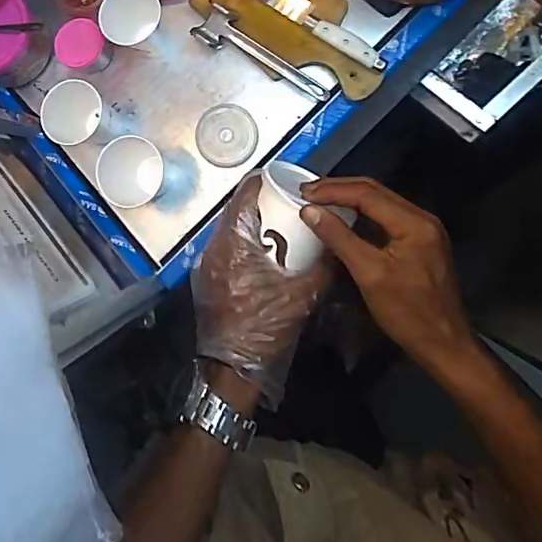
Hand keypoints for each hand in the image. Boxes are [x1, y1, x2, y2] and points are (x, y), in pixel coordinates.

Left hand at [192, 175, 333, 386]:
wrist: (230, 364)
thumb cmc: (265, 327)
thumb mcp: (301, 297)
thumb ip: (320, 268)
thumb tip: (336, 246)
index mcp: (233, 243)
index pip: (242, 199)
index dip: (259, 183)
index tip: (277, 177)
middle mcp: (213, 246)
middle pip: (233, 211)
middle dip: (256, 202)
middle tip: (282, 198)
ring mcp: (205, 261)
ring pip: (226, 229)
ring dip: (248, 222)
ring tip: (274, 220)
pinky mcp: (205, 275)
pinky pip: (222, 246)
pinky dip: (240, 240)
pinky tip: (259, 248)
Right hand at [297, 178, 481, 381]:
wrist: (446, 347)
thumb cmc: (409, 313)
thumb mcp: (369, 274)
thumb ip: (339, 237)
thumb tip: (309, 210)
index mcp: (414, 224)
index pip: (366, 193)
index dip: (331, 190)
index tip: (302, 194)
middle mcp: (422, 219)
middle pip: (373, 190)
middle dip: (337, 188)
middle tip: (306, 192)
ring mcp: (423, 229)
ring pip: (378, 199)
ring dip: (347, 196)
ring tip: (318, 200)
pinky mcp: (419, 240)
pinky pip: (384, 213)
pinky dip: (359, 210)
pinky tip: (341, 215)